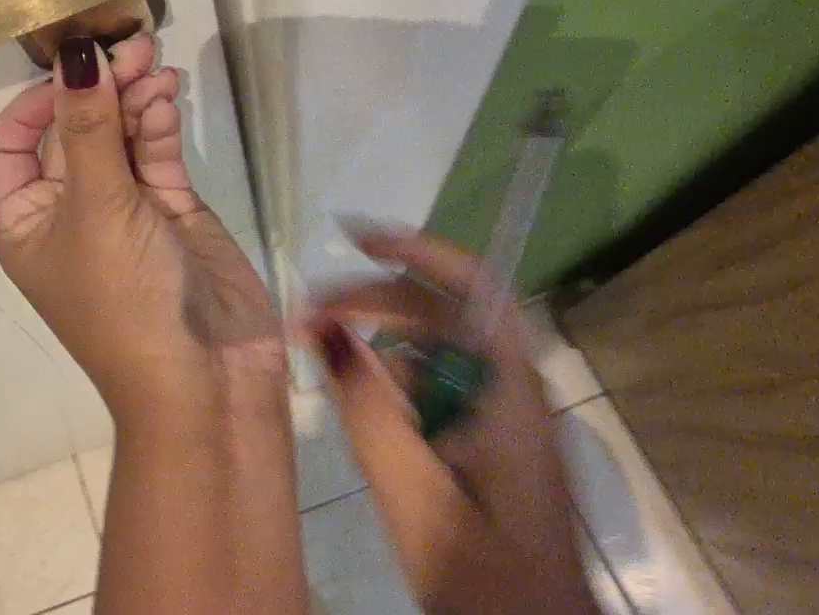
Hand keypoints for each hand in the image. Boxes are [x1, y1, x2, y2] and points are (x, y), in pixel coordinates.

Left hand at [0, 35, 283, 420]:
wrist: (208, 379)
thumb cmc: (126, 298)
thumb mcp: (97, 209)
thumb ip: (87, 126)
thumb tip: (75, 54)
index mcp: (24, 221)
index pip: (8, 147)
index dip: (31, 104)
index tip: (69, 71)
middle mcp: (67, 210)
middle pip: (71, 130)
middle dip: (97, 88)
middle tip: (131, 47)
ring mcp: (122, 208)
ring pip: (118, 136)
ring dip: (133, 96)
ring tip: (155, 61)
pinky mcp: (169, 207)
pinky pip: (155, 153)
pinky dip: (160, 122)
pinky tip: (167, 92)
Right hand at [303, 229, 597, 614]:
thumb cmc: (486, 580)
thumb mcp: (416, 497)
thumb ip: (370, 411)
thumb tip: (325, 329)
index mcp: (509, 394)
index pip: (475, 290)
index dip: (419, 252)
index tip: (355, 238)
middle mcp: (510, 389)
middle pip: (442, 312)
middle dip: (372, 297)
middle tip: (307, 311)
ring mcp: (500, 413)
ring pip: (433, 347)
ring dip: (376, 334)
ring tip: (319, 346)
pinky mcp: (484, 436)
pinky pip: (431, 382)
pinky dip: (388, 374)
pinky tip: (356, 395)